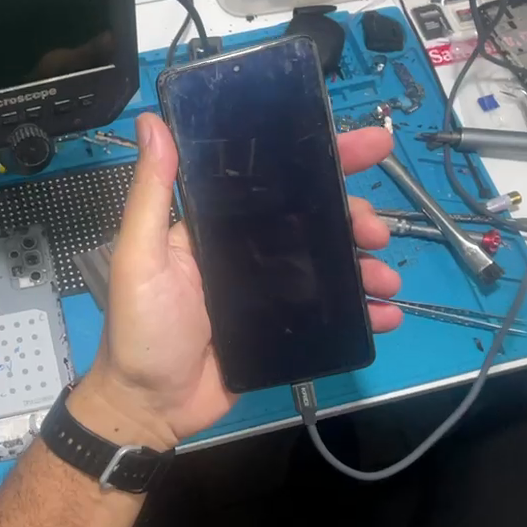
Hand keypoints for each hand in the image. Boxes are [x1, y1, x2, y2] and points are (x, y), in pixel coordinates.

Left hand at [68, 113, 403, 450]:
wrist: (152, 405)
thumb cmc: (141, 330)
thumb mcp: (140, 256)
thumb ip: (151, 193)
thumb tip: (151, 121)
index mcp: (216, 228)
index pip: (272, 182)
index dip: (319, 158)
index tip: (366, 144)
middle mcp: (247, 253)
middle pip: (312, 221)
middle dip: (353, 216)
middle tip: (375, 228)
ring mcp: (269, 293)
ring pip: (329, 265)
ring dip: (364, 264)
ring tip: (385, 277)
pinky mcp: (283, 331)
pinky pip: (331, 314)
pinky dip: (363, 311)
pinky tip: (386, 314)